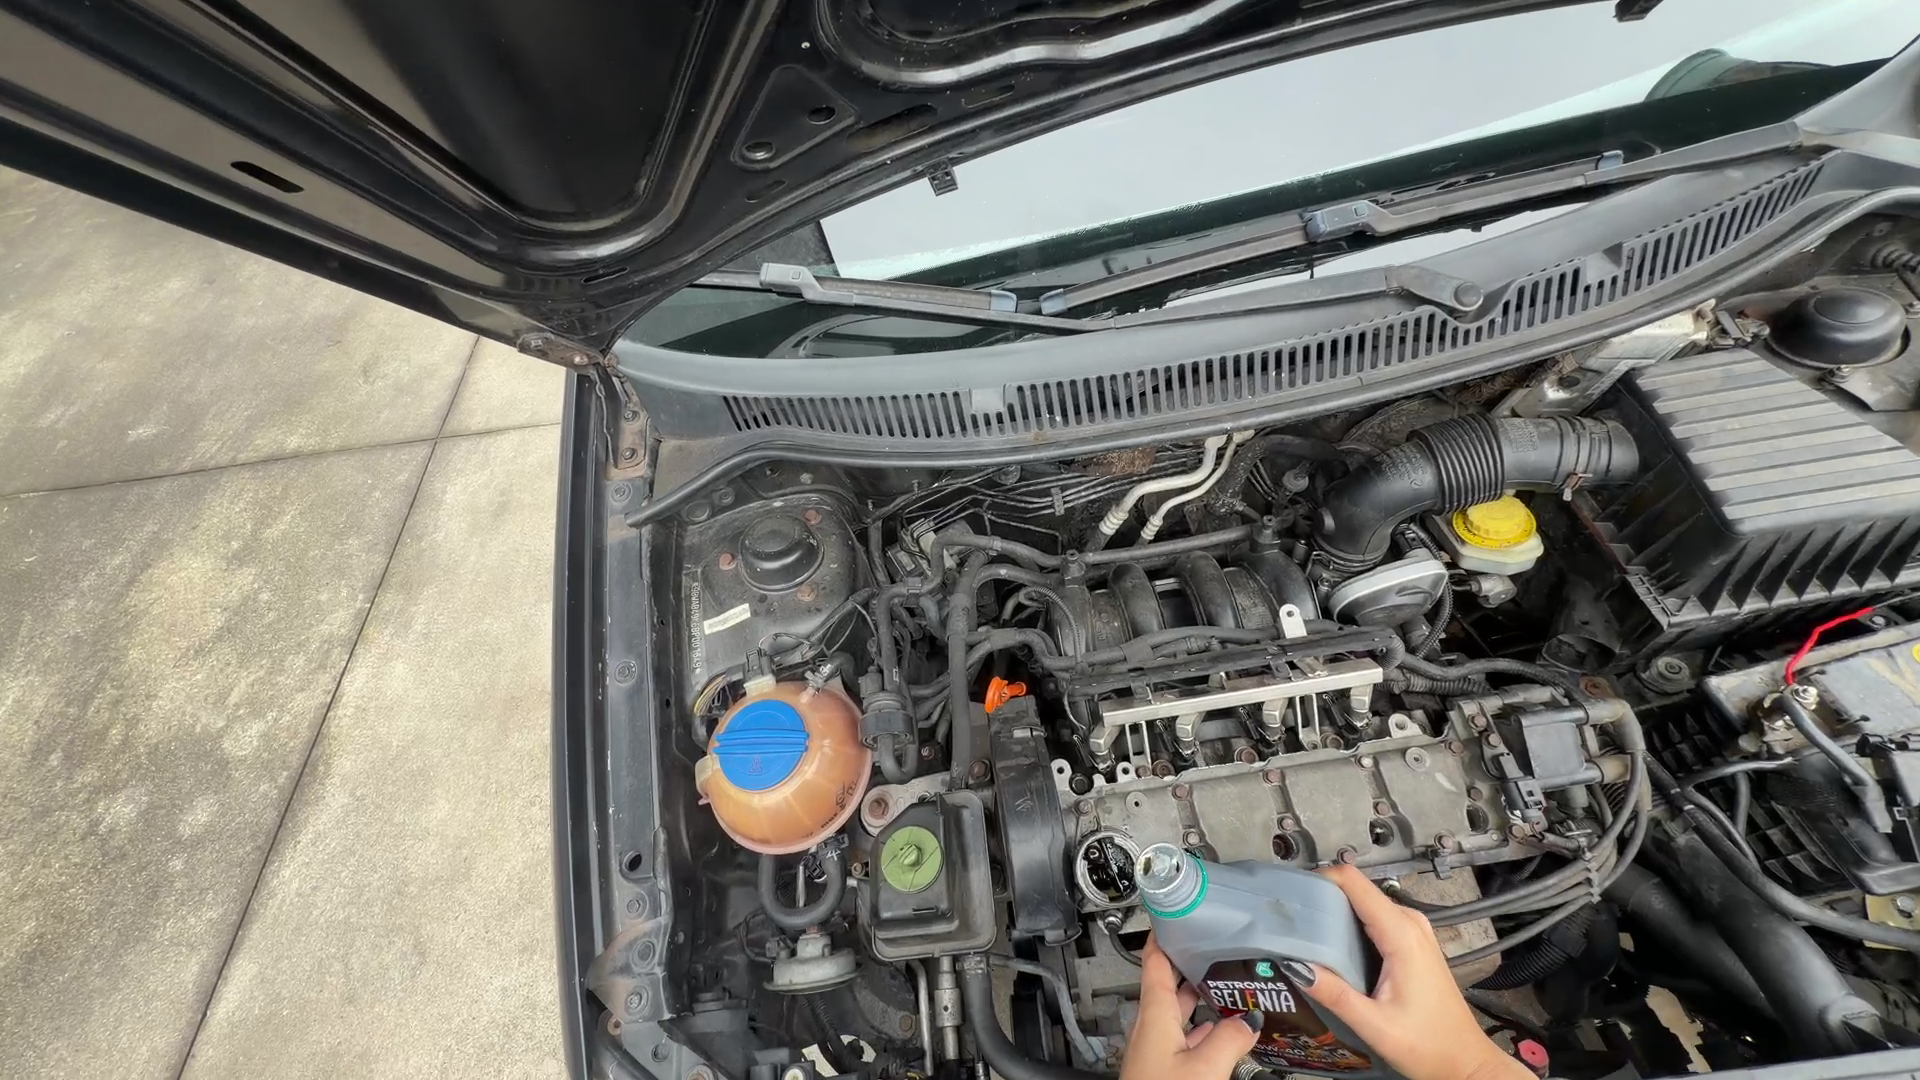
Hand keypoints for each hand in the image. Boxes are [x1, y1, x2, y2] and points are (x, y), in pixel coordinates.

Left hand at [1120, 934, 1259, 1079]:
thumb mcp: (1203, 1068)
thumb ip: (1228, 1040)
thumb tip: (1250, 1020)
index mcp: (1153, 1012)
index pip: (1154, 959)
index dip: (1163, 936)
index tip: (1175, 917)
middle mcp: (1149, 1024)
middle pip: (1167, 981)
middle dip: (1187, 964)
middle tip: (1209, 948)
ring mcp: (1153, 1046)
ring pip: (1175, 1010)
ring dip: (1195, 996)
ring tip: (1219, 984)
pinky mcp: (1160, 1065)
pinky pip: (1180, 1036)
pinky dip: (1197, 1027)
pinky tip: (1212, 1030)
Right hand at [1296, 865, 1529, 1079]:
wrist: (1469, 1065)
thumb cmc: (1430, 1047)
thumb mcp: (1376, 1026)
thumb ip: (1335, 995)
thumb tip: (1294, 964)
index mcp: (1400, 933)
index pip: (1353, 880)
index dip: (1320, 878)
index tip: (1295, 895)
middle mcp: (1409, 921)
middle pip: (1355, 888)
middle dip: (1322, 896)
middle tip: (1295, 920)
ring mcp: (1413, 928)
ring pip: (1363, 900)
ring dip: (1335, 909)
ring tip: (1310, 931)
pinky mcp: (1412, 938)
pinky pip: (1374, 913)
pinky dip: (1351, 921)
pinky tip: (1336, 944)